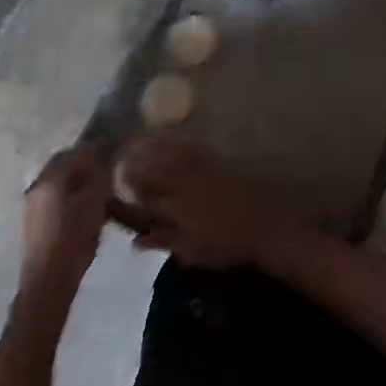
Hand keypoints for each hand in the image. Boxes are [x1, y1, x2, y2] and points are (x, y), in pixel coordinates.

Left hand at [20, 144, 110, 299]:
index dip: (92, 150)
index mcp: (50, 179)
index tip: (110, 150)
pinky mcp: (33, 220)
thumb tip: (102, 157)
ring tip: (97, 189)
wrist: (49, 276)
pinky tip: (83, 207)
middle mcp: (36, 186)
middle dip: (82, 164)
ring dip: (75, 180)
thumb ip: (98, 177)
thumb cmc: (75, 237)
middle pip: (61, 166)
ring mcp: (31, 204)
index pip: (72, 153)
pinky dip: (69, 194)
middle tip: (105, 170)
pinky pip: (53, 197)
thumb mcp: (95, 203)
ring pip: (57, 182)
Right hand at [119, 134, 313, 269]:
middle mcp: (184, 182)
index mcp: (175, 206)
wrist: (264, 226)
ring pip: (168, 150)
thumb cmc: (227, 244)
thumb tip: (136, 241)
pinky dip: (174, 137)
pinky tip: (164, 134)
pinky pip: (190, 144)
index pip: (143, 193)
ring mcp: (201, 168)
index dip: (129, 190)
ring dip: (147, 145)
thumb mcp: (192, 251)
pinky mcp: (216, 161)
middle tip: (121, 162)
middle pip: (150, 165)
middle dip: (131, 162)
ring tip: (134, 144)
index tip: (120, 190)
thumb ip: (163, 241)